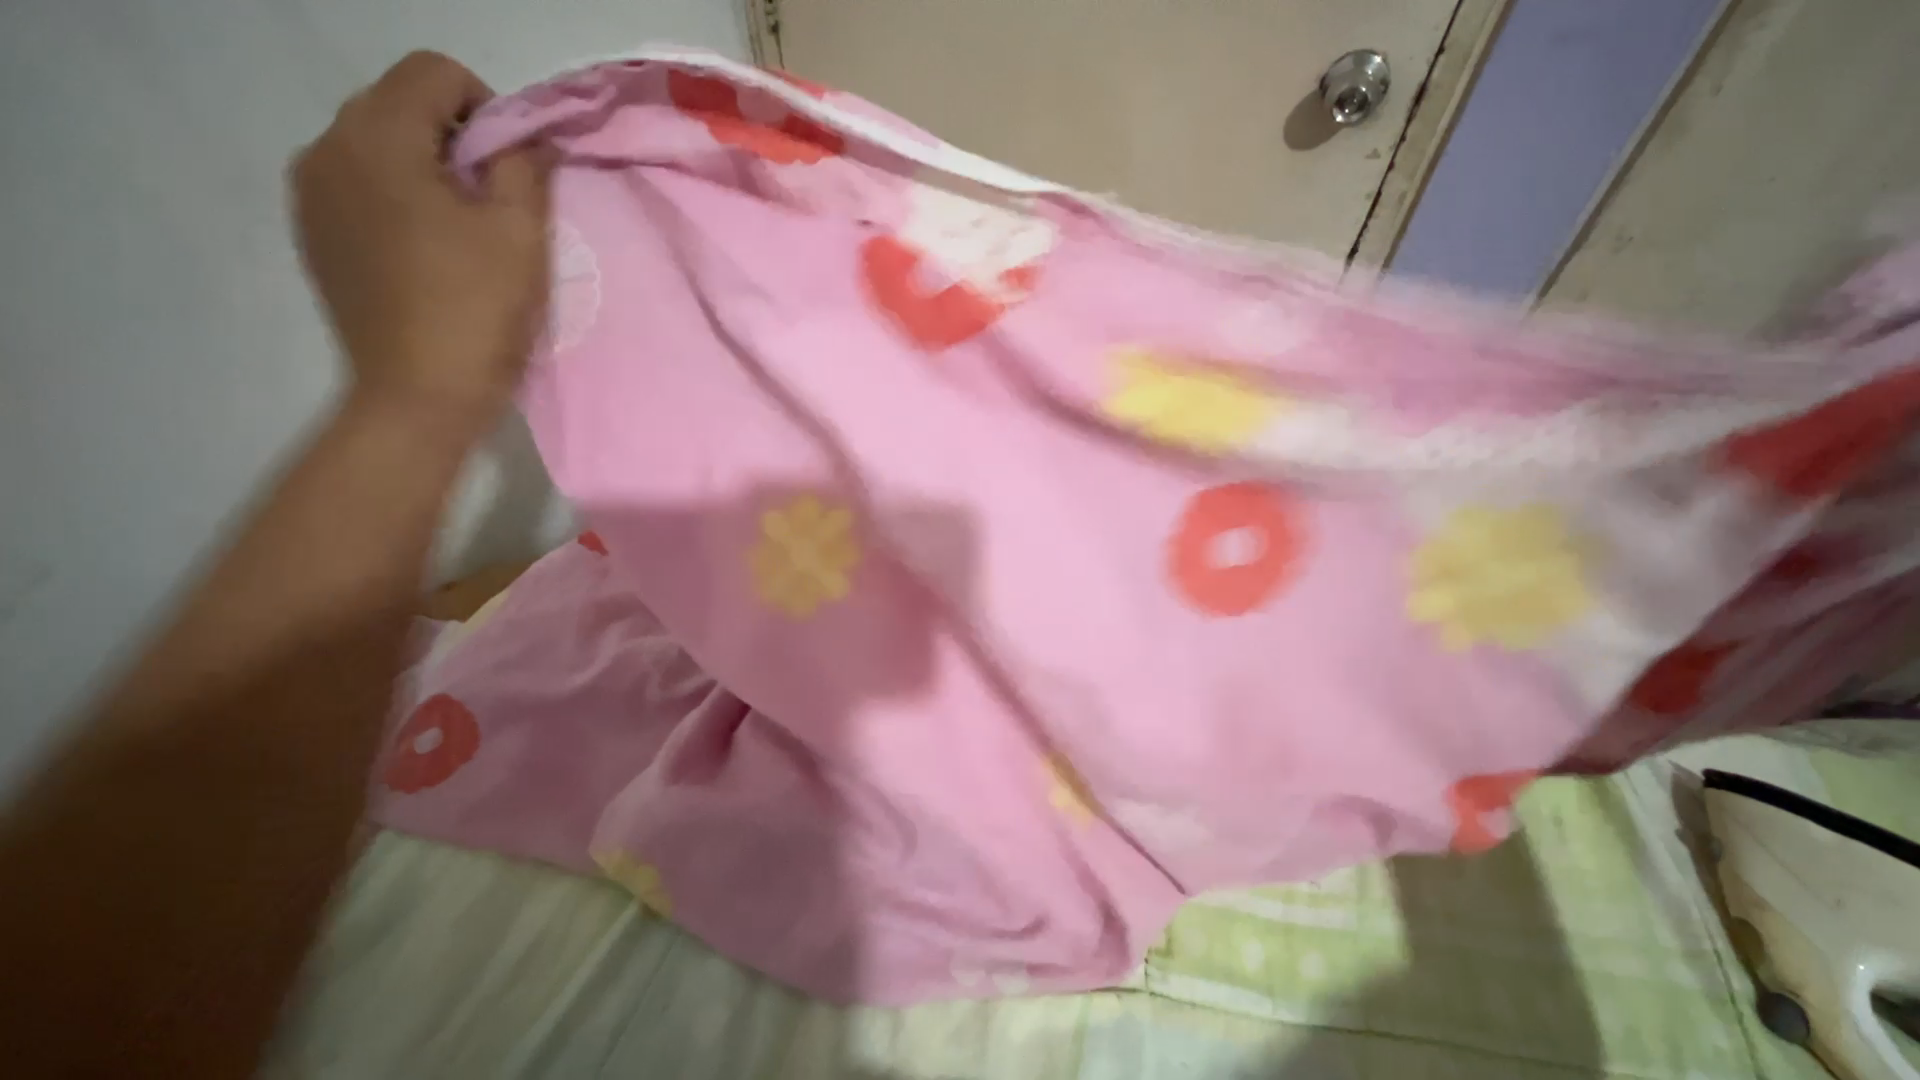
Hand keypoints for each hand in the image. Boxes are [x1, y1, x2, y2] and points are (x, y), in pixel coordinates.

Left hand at [292, 51, 554, 430]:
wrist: (419, 398)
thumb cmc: (477, 311)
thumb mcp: (522, 233)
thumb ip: (525, 166)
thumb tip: (525, 140)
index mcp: (376, 138)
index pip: (434, 74)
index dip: (489, 111)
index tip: (514, 171)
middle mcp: (326, 150)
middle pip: (400, 105)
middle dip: (456, 140)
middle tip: (494, 203)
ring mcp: (311, 195)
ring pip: (378, 147)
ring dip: (427, 171)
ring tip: (462, 233)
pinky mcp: (315, 235)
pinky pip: (360, 188)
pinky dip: (399, 201)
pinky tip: (428, 254)